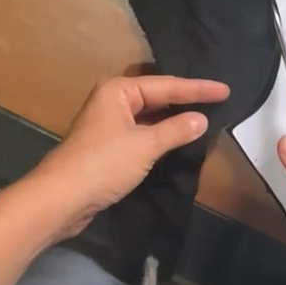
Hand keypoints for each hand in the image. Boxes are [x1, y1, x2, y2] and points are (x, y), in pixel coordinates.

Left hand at [28, 76, 228, 240]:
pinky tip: (178, 136)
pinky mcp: (108, 145)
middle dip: (186, 98)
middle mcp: (113, 99)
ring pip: (149, 114)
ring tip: (204, 113)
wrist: (60, 199)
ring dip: (173, 117)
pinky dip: (161, 132)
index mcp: (119, 89)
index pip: (167, 85)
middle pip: (157, 95)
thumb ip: (176, 130)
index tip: (225, 89)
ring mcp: (109, 123)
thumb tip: (201, 119)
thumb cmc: (103, 164)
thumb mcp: (145, 146)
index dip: (198, 89)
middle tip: (217, 97)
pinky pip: (142, 131)